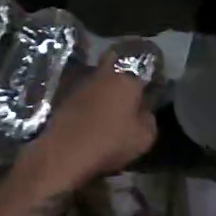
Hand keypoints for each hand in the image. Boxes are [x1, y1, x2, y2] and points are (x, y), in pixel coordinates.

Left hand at [15, 55, 157, 193]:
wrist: (64, 153)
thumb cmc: (110, 143)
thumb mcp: (144, 138)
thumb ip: (149, 119)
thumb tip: (144, 110)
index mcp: (127, 80)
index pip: (143, 70)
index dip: (148, 80)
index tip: (151, 91)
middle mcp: (104, 75)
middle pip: (114, 62)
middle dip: (121, 72)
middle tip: (128, 91)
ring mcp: (81, 84)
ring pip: (97, 78)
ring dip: (103, 87)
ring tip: (109, 106)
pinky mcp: (64, 97)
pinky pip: (84, 93)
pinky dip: (89, 101)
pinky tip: (91, 116)